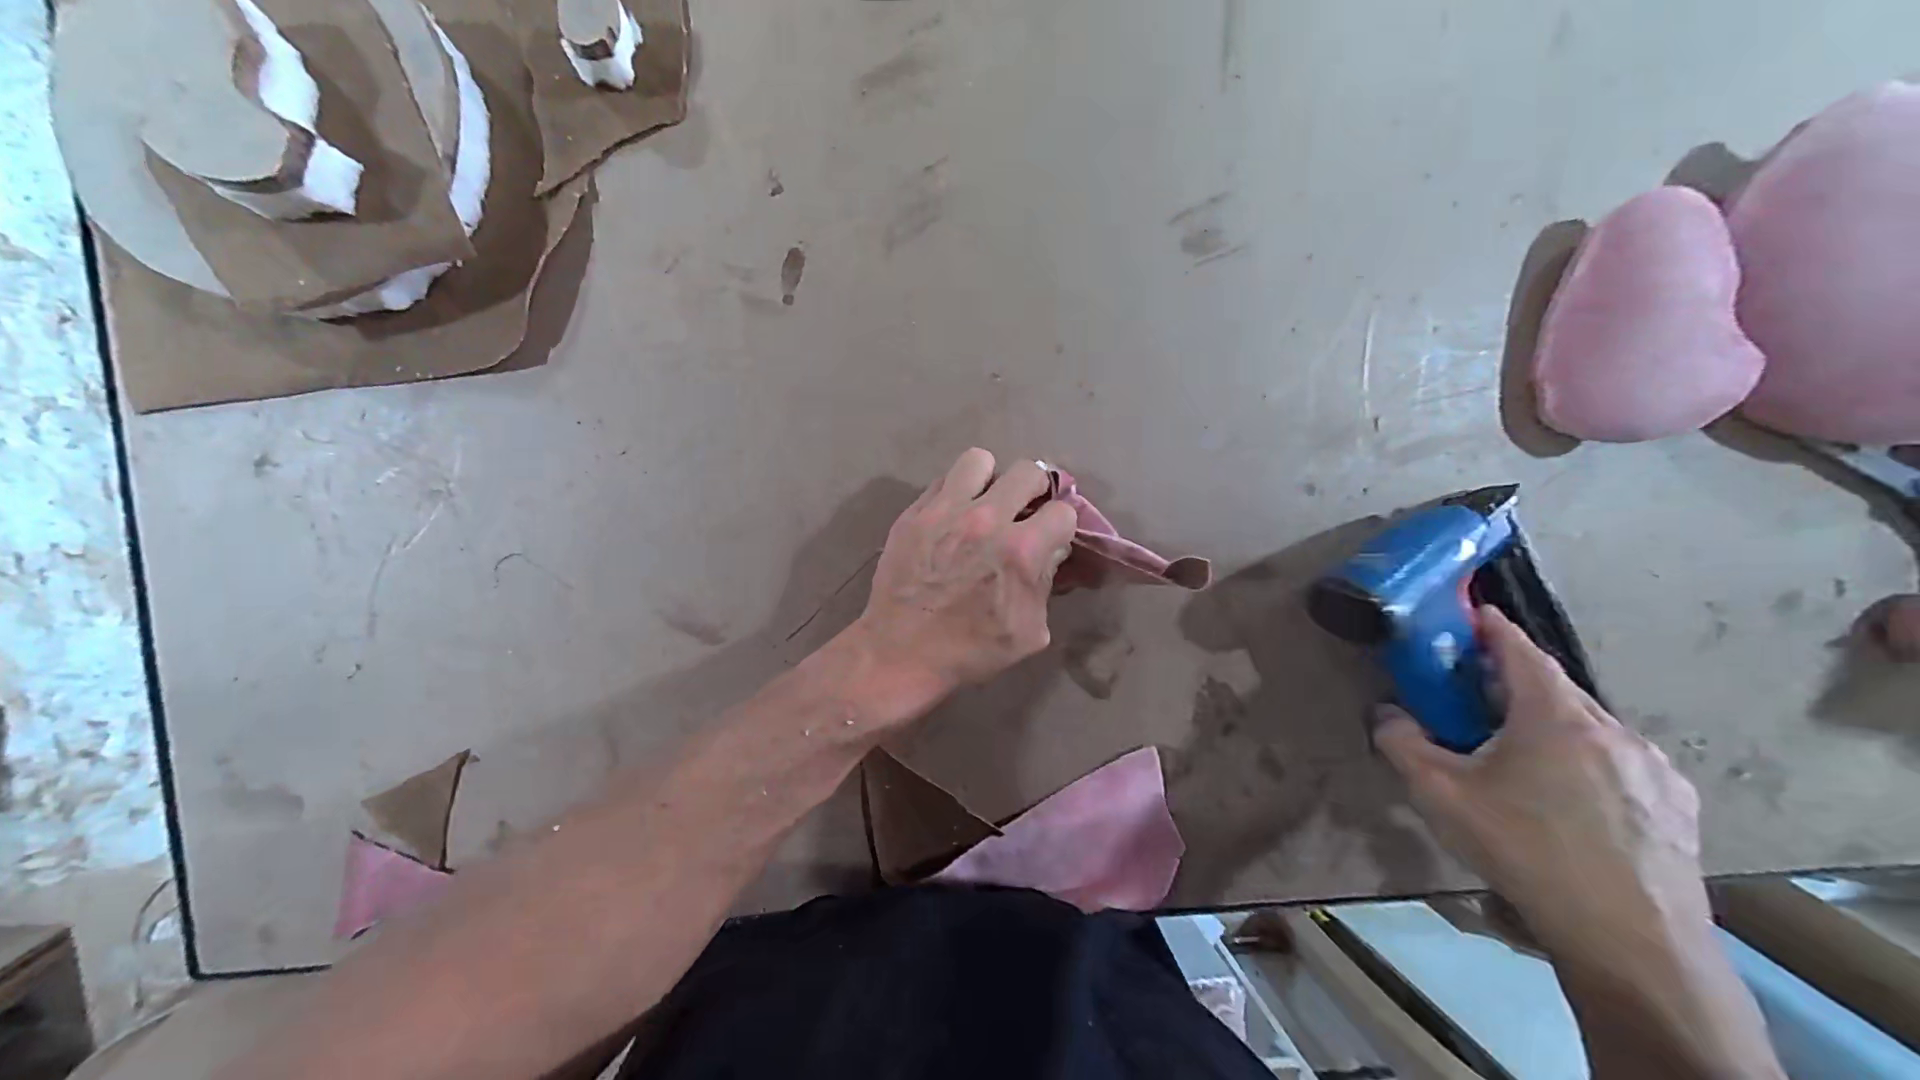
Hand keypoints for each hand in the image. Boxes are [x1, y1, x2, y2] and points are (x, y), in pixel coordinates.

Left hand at [850, 449, 1078, 711]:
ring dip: (991, 479)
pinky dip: (955, 492)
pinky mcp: (914, 514)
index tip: (1051, 534)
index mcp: (1021, 551)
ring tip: (986, 501)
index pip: (1063, 511)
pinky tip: (954, 515)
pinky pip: (943, 481)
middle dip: (1035, 490)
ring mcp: (945, 511)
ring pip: (980, 460)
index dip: (1061, 524)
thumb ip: (1045, 585)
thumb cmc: (971, 650)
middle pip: (1028, 472)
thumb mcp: (1029, 632)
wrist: (901, 652)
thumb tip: (1049, 552)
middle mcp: (986, 520)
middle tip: (1026, 508)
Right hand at [1374, 607, 1709, 965]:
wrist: (1630, 937)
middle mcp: (1612, 729)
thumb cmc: (1524, 848)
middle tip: (1476, 691)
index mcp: (1556, 716)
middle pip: (1556, 687)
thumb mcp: (1440, 794)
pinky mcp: (1675, 805)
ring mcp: (1653, 768)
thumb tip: (1386, 714)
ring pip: (1590, 726)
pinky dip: (1587, 758)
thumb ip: (1401, 743)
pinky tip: (1569, 796)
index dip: (1494, 628)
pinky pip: (1620, 762)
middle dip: (1514, 680)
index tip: (1474, 614)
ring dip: (1551, 722)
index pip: (1522, 651)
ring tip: (1519, 749)